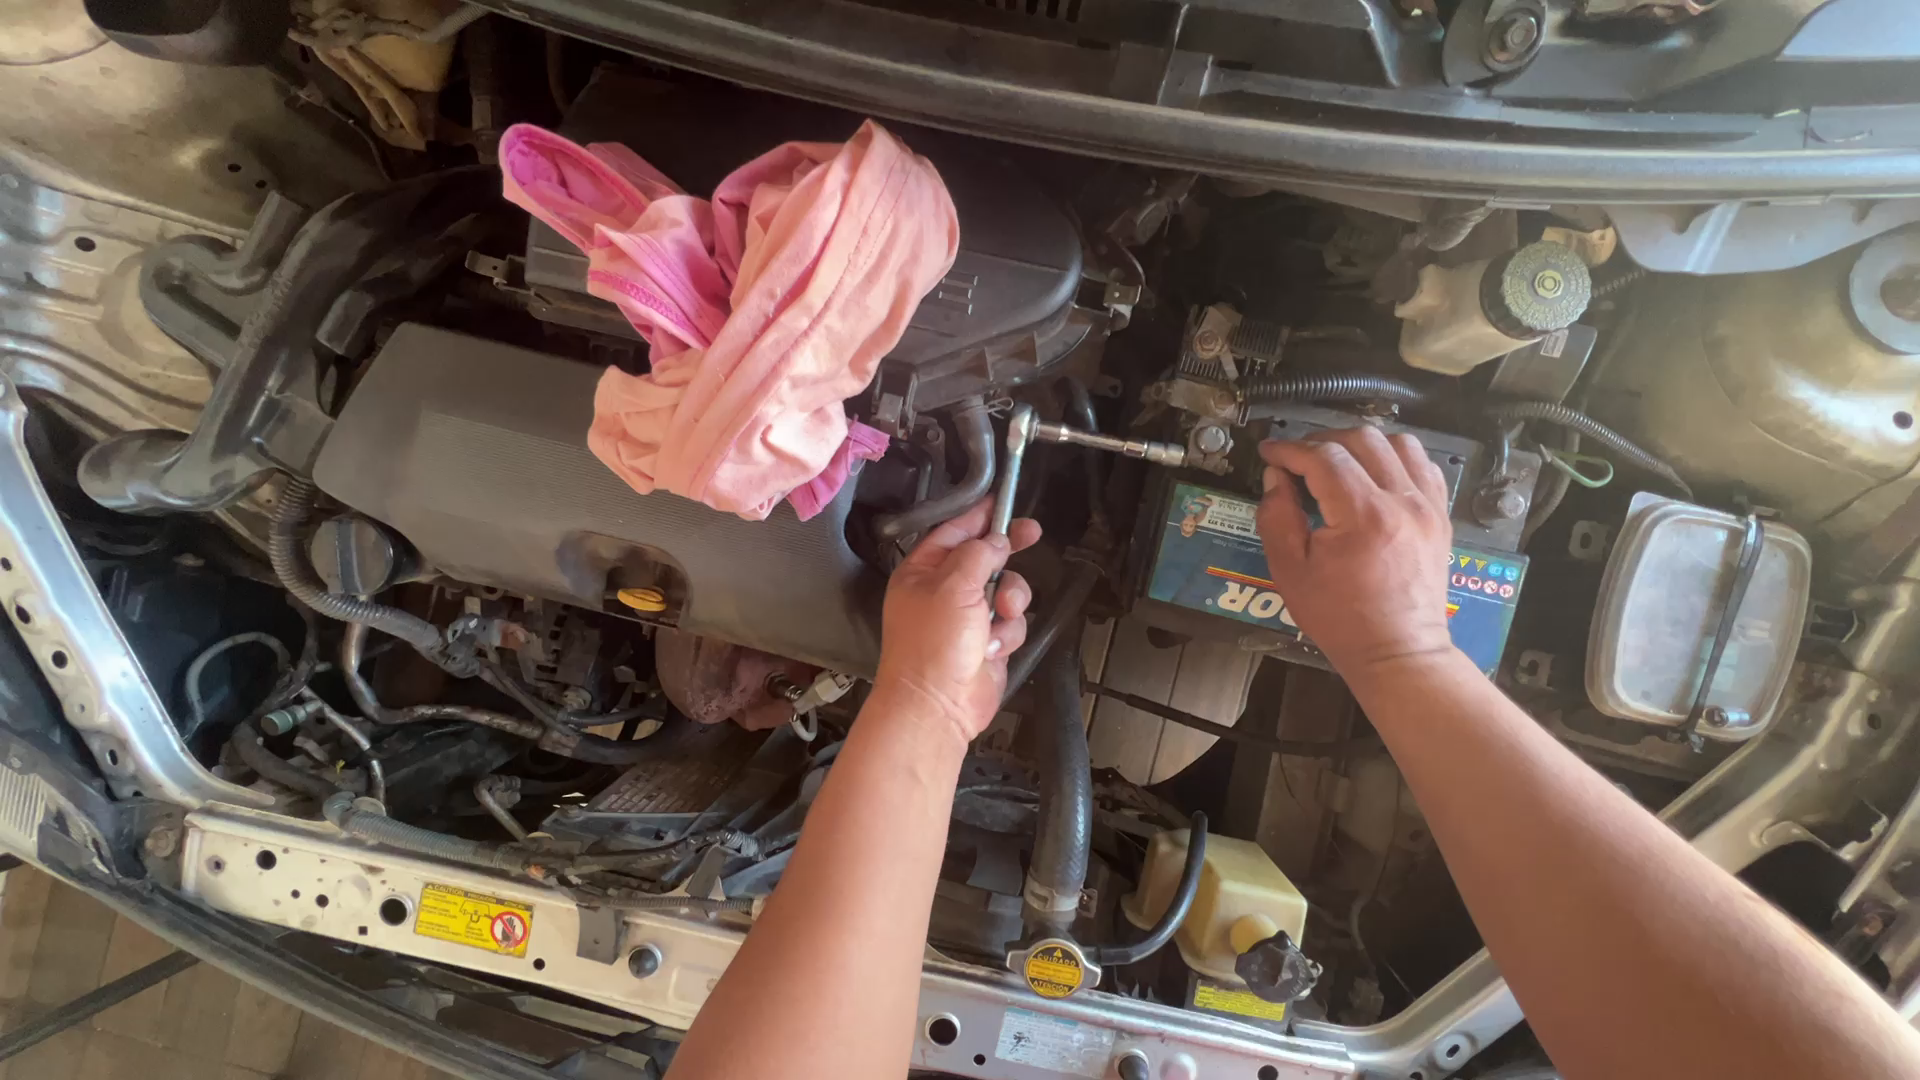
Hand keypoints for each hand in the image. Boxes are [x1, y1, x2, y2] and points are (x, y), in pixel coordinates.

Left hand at [874, 498, 1041, 743]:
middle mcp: (943, 592)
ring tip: (1001, 613)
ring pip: (1006, 590)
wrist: (937, 706)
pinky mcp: (988, 642)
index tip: (1002, 502)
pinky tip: (993, 648)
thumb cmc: (933, 644)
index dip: (978, 516)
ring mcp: (967, 619)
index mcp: (922, 572)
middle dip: (1007, 552)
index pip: (952, 533)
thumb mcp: (952, 586)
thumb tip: (996, 540)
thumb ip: (978, 555)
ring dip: (1010, 599)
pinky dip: (1008, 633)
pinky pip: (1011, 622)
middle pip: (984, 558)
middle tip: (1032, 534)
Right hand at [1256, 426, 1456, 677]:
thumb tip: (1276, 477)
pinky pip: (1422, 464)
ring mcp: (1427, 506)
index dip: (1290, 449)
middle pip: (1362, 439)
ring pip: (1397, 443)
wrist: (1397, 649)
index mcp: (1362, 516)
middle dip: (1321, 441)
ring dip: (1360, 444)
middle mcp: (1402, 501)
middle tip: (1297, 458)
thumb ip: (1276, 517)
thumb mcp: (1289, 570)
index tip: (1269, 452)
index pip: (1323, 457)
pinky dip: (1393, 458)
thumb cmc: (1337, 616)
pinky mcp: (1439, 515)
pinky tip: (1371, 473)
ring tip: (1334, 462)